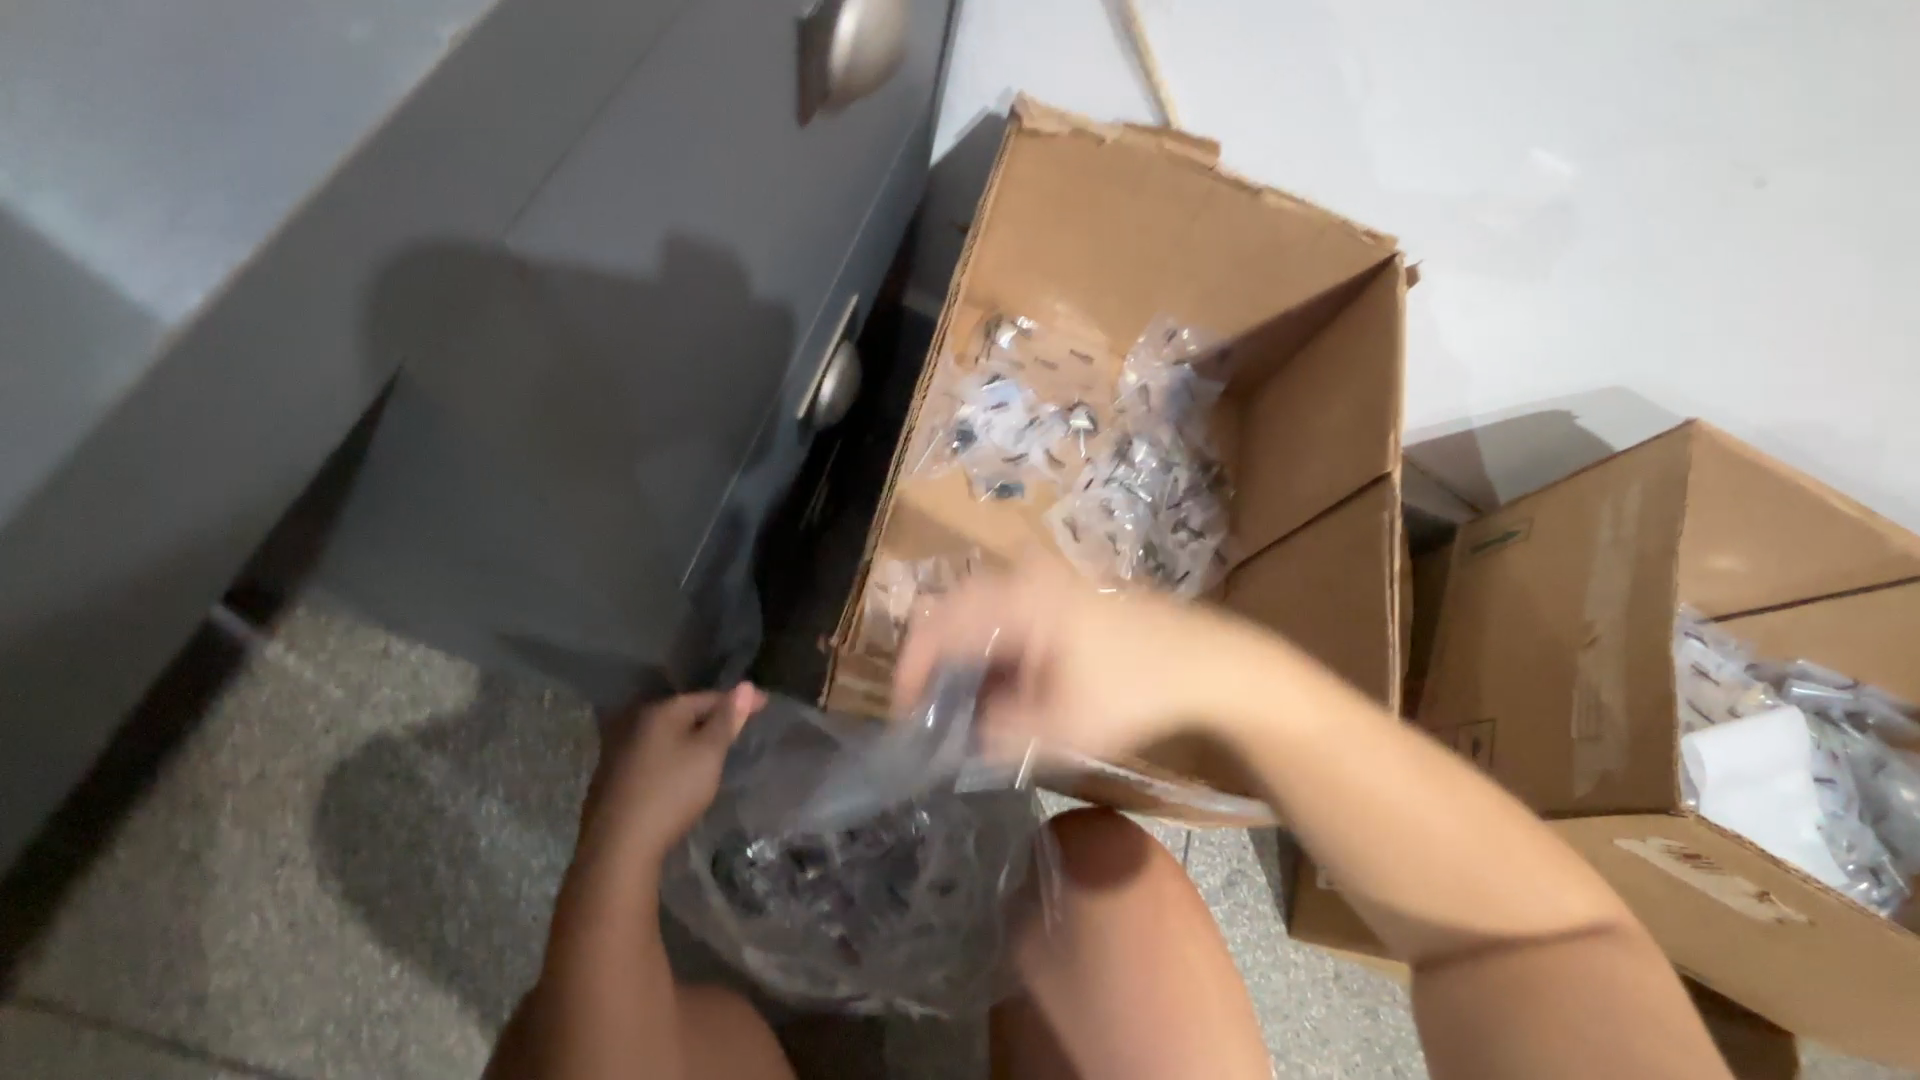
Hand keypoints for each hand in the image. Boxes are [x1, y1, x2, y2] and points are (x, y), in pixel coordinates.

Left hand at [581, 684, 766, 864]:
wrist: (618, 846)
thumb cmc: (671, 793)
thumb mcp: (708, 754)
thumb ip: (727, 719)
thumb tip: (745, 685)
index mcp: (660, 711)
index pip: (708, 697)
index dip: (739, 702)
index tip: (765, 705)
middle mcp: (634, 721)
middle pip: (683, 713)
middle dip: (712, 717)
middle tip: (738, 727)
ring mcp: (617, 749)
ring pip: (665, 734)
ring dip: (689, 737)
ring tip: (712, 747)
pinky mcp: (610, 775)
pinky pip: (651, 754)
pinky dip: (671, 755)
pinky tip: (678, 770)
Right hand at [893, 562, 1240, 765]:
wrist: (1209, 663)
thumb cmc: (1136, 691)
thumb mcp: (1062, 728)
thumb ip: (998, 735)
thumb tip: (961, 738)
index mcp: (1016, 599)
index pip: (937, 625)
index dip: (912, 670)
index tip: (906, 713)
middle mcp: (1024, 576)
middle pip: (955, 613)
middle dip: (939, 665)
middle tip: (934, 712)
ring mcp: (1047, 579)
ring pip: (982, 615)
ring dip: (969, 660)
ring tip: (971, 708)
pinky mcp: (1064, 592)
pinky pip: (1010, 615)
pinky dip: (998, 651)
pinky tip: (1009, 689)